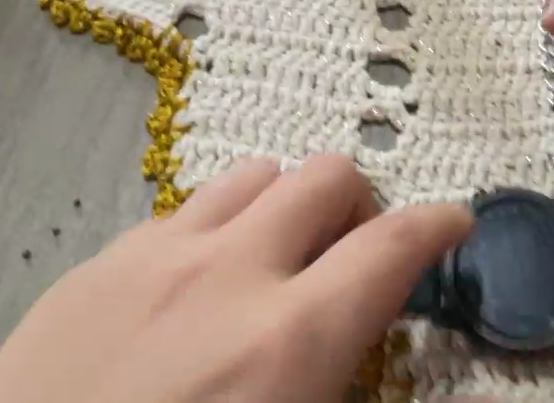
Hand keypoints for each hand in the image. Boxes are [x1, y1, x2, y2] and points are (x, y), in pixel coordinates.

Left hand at [0, 156, 471, 402]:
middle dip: (359, 207)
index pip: (391, 250)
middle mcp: (228, 275)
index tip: (455, 222)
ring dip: (286, 205)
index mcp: (286, 344)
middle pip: (327, 178)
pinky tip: (193, 288)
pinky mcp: (98, 263)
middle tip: (354, 255)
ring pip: (256, 174)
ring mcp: (156, 256)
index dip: (438, 225)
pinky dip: (217, 229)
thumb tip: (365, 341)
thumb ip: (336, 380)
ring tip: (276, 257)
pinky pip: (186, 211)